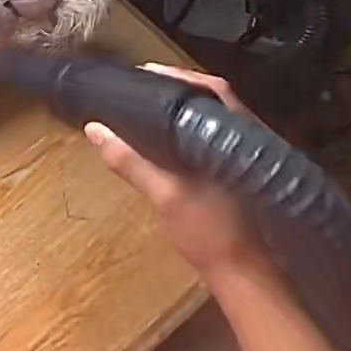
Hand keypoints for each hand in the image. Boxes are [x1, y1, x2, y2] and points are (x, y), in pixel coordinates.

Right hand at [82, 63, 264, 278]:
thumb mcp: (164, 195)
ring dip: (191, 110)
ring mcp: (255, 156)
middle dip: (182, 89)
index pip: (211, 87)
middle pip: (216, 98)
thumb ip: (130, 160)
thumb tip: (94, 129)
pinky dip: (200, 130)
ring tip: (156, 107)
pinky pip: (224, 136)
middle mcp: (250, 136)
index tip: (147, 71)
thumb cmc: (210, 232)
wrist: (251, 278)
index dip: (178, 75)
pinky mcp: (253, 174)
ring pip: (221, 118)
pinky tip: (178, 139)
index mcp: (232, 134)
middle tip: (146, 87)